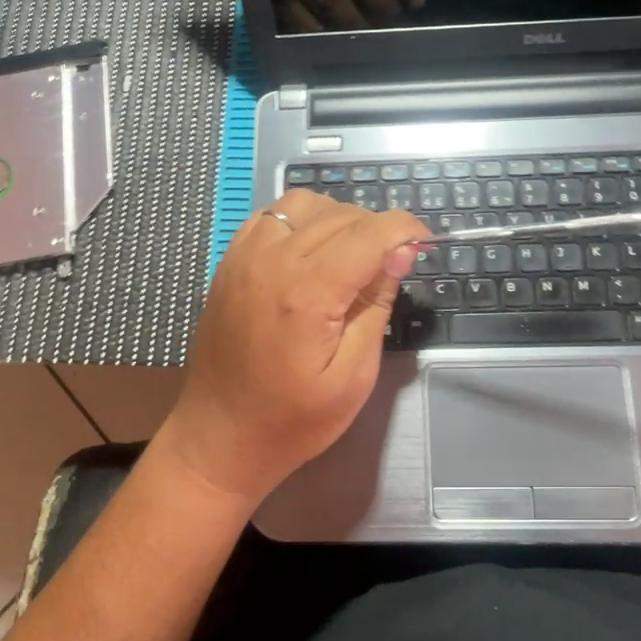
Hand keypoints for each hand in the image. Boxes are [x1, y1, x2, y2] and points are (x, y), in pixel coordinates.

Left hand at [156, 191, 427, 500]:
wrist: (217, 438)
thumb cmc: (293, 420)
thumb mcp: (354, 376)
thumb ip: (377, 305)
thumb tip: (399, 252)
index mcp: (308, 291)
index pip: (370, 232)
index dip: (405, 229)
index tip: (423, 244)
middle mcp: (274, 259)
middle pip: (342, 214)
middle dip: (377, 231)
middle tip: (390, 268)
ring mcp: (246, 255)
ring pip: (307, 203)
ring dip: (338, 218)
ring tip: (350, 257)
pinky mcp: (230, 259)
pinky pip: (273, 214)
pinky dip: (301, 219)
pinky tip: (310, 251)